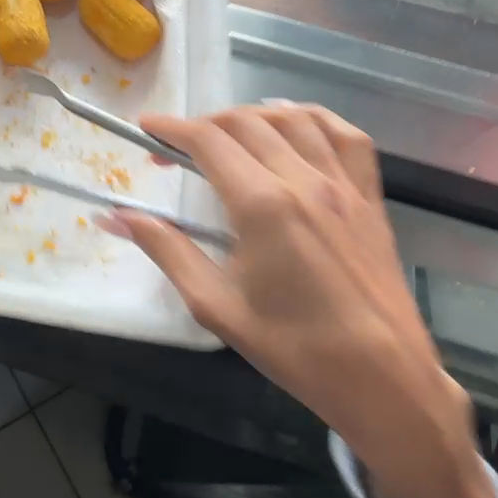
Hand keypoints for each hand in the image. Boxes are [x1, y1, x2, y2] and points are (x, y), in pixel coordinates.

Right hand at [105, 103, 497, 497]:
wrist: (384, 381)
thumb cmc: (293, 348)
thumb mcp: (214, 304)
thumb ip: (165, 248)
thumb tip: (113, 216)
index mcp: (262, 205)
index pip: (208, 140)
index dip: (171, 127)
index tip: (146, 128)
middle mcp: (304, 181)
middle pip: (245, 122)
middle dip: (203, 124)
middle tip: (177, 149)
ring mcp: (343, 186)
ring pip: (294, 119)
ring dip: (251, 116)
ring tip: (227, 135)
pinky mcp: (370, 199)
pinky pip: (346, 137)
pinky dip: (314, 119)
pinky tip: (294, 127)